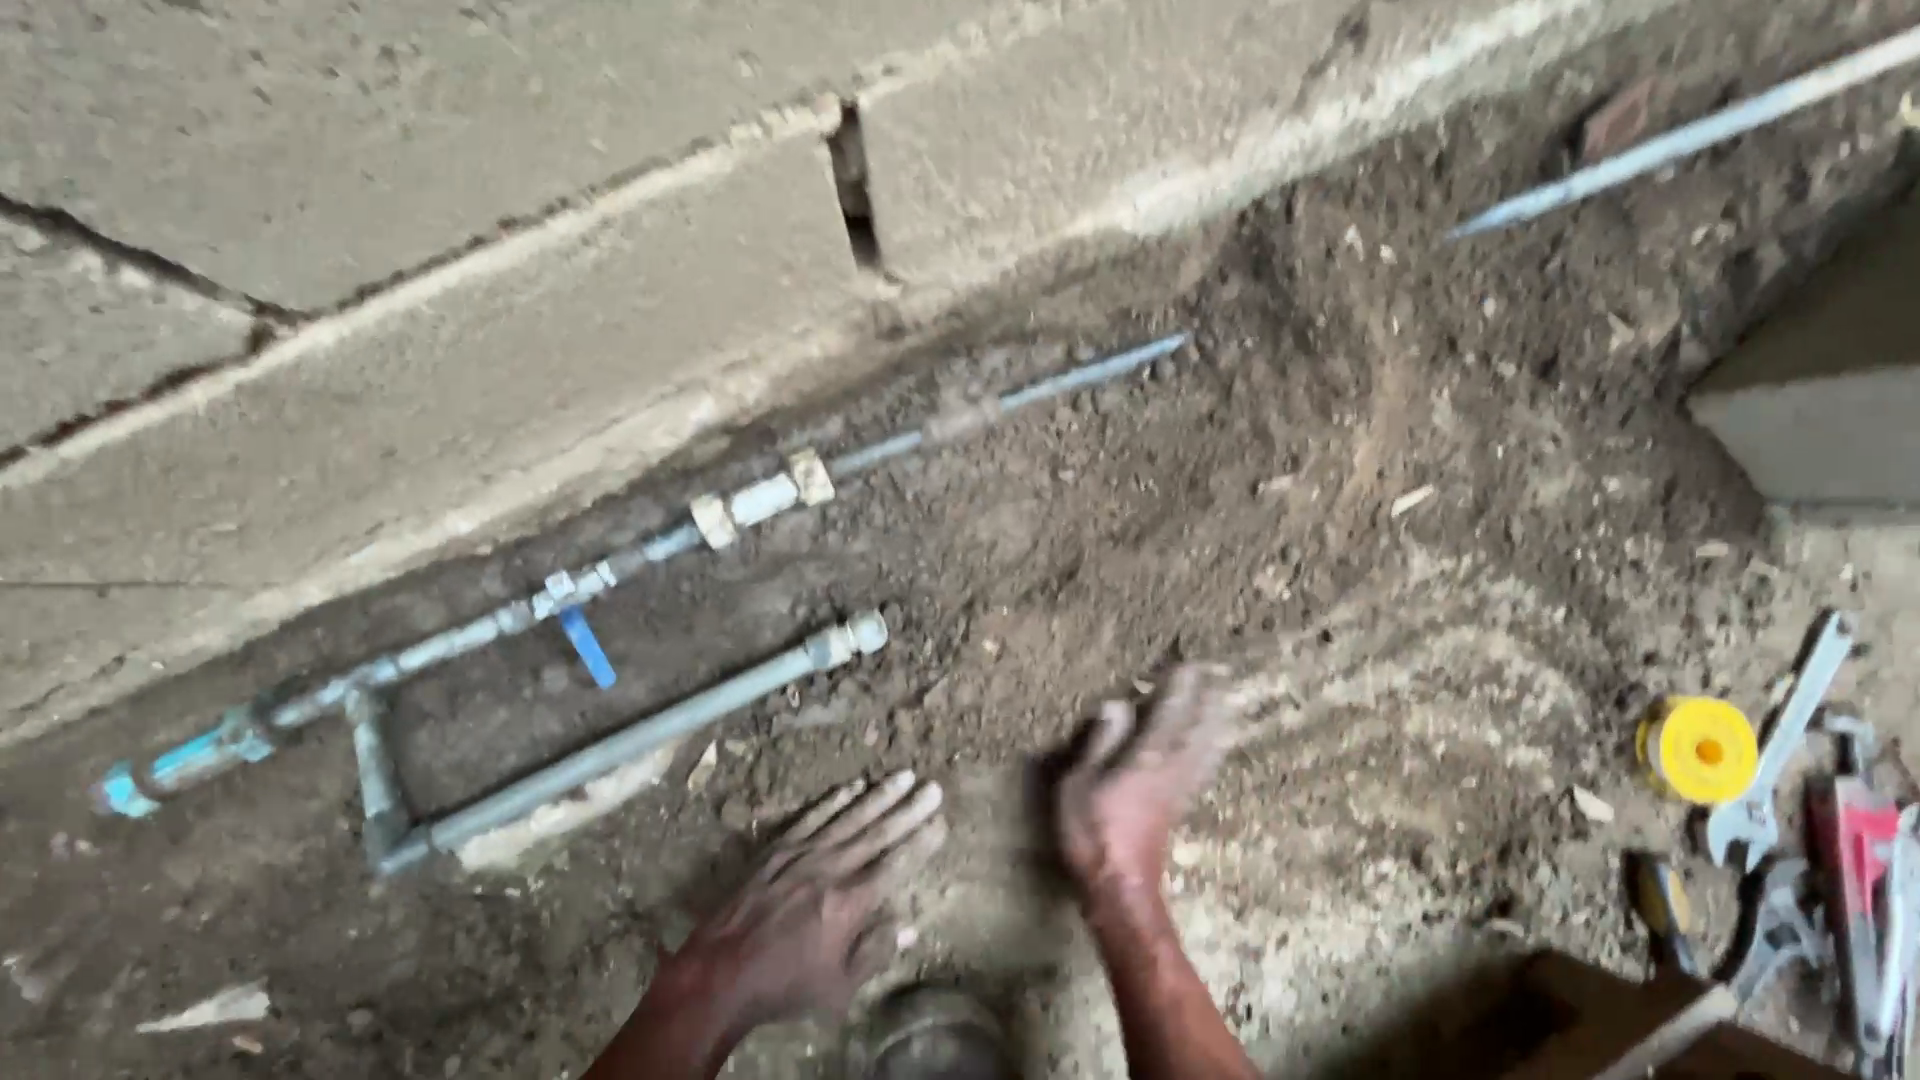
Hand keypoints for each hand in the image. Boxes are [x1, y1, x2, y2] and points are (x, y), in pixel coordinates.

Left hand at [659, 771, 945, 1028]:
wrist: (720, 971)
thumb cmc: (783, 985)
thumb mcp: (837, 988)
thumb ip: (874, 953)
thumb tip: (908, 927)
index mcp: (849, 904)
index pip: (895, 865)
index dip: (921, 842)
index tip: (941, 822)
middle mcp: (830, 870)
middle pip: (878, 833)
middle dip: (909, 810)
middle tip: (933, 788)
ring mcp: (802, 855)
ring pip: (848, 817)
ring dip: (878, 796)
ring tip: (902, 776)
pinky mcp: (777, 849)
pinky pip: (812, 817)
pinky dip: (833, 800)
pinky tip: (852, 786)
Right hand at [1056, 665, 1236, 900]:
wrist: (1121, 887)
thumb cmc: (1092, 833)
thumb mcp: (1079, 783)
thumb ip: (1100, 741)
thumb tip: (1117, 704)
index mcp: (1147, 758)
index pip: (1168, 712)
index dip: (1179, 686)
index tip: (1188, 662)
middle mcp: (1172, 768)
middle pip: (1198, 726)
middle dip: (1209, 698)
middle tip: (1220, 672)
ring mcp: (1181, 788)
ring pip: (1207, 746)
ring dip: (1218, 720)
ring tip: (1229, 700)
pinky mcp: (1181, 805)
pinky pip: (1205, 766)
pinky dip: (1215, 748)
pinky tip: (1217, 744)